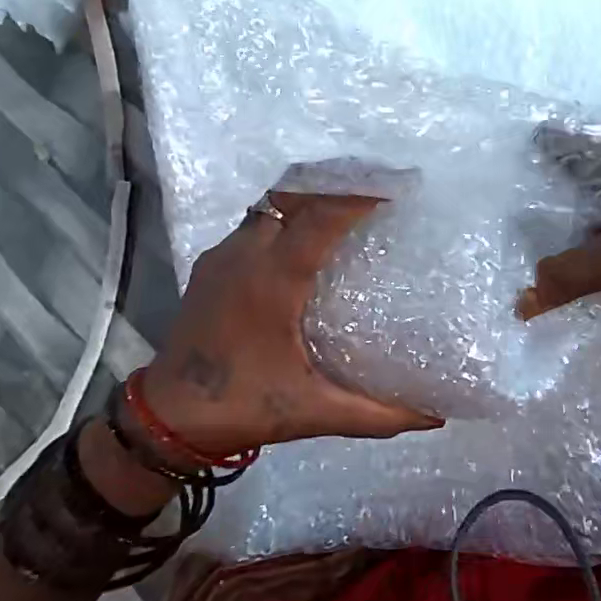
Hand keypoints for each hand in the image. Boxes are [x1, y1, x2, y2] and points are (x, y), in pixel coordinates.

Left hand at [141, 192, 442, 458]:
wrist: (167, 417)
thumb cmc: (242, 406)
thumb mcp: (313, 412)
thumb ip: (375, 414)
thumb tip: (433, 418)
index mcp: (271, 280)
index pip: (320, 218)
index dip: (359, 195)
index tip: (398, 186)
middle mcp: (244, 255)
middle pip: (292, 195)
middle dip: (335, 183)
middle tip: (377, 186)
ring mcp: (222, 256)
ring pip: (270, 205)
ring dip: (307, 198)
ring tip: (346, 207)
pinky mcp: (211, 266)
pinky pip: (253, 224)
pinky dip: (284, 218)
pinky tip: (305, 241)